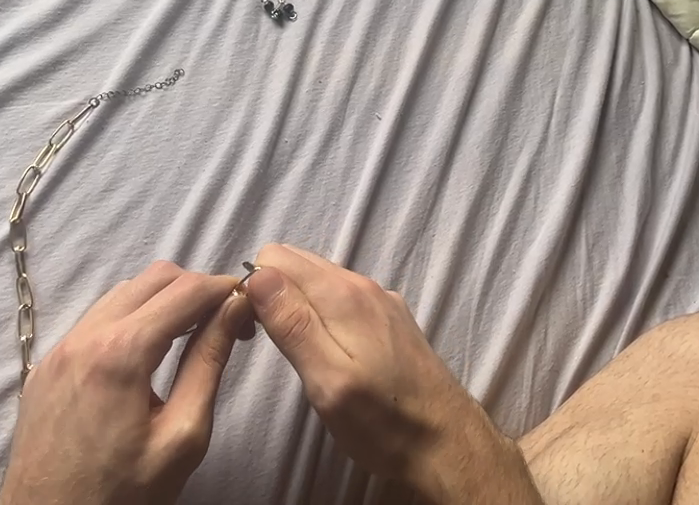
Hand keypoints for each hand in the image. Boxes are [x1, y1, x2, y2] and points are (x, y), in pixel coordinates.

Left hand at [0, 261, 254, 504]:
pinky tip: (146, 352)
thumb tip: (236, 306)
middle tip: (222, 322)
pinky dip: (131, 317)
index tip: (249, 308)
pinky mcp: (45, 366)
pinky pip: (97, 317)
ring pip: (125, 290)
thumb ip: (210, 361)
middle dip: (196, 289)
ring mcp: (60, 349)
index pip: (188, 288)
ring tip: (188, 335)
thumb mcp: (182, 436)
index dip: (226, 289)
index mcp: (121, 352)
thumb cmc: (120, 498)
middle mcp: (86, 336)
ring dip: (163, 299)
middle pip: (156, 276)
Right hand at [242, 245, 540, 504]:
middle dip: (272, 291)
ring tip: (296, 352)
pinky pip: (341, 296)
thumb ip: (293, 324)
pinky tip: (326, 349)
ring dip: (297, 302)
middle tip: (269, 343)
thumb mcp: (328, 381)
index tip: (251, 329)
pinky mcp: (389, 316)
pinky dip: (322, 311)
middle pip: (298, 263)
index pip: (277, 257)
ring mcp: (379, 298)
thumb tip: (258, 274)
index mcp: (343, 293)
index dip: (254, 287)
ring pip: (319, 279)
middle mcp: (362, 284)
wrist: (447, 441)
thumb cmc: (382, 421)